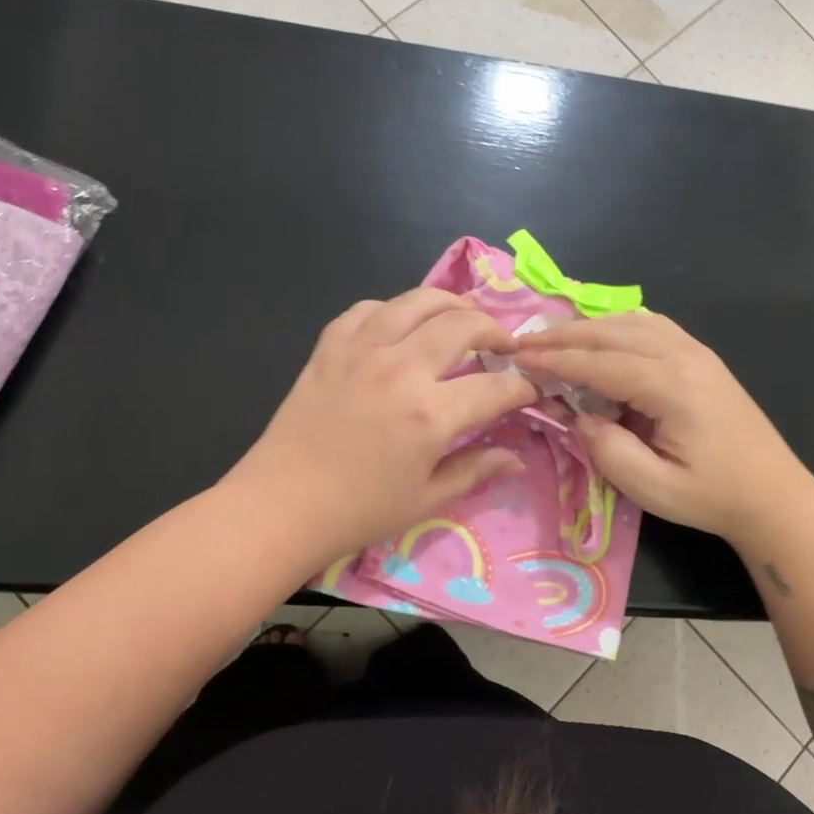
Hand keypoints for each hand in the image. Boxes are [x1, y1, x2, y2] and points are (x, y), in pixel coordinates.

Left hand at [225, 289, 538, 564]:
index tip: (530, 390)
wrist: (283, 504)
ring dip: (450, 303)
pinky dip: (393, 309)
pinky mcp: (330, 347)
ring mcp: (362, 351)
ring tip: (465, 316)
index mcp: (431, 413)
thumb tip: (516, 457)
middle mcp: (401, 368)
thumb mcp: (426, 500)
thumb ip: (475, 470)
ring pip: (417, 302)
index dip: (521, 387)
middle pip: (462, 325)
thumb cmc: (358, 511)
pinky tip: (402, 324)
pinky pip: (368, 309)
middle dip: (495, 330)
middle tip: (505, 346)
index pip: (495, 387)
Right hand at [516, 312, 809, 539]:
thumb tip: (579, 416)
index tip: (517, 359)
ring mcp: (696, 352)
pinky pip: (652, 326)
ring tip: (551, 339)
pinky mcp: (702, 358)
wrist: (773, 495)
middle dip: (563, 336)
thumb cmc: (711, 497)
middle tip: (522, 343)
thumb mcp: (652, 487)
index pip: (600, 363)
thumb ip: (607, 449)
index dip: (555, 360)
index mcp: (672, 386)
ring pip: (631, 322)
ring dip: (588, 328)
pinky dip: (617, 325)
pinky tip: (600, 336)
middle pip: (612, 333)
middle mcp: (684, 356)